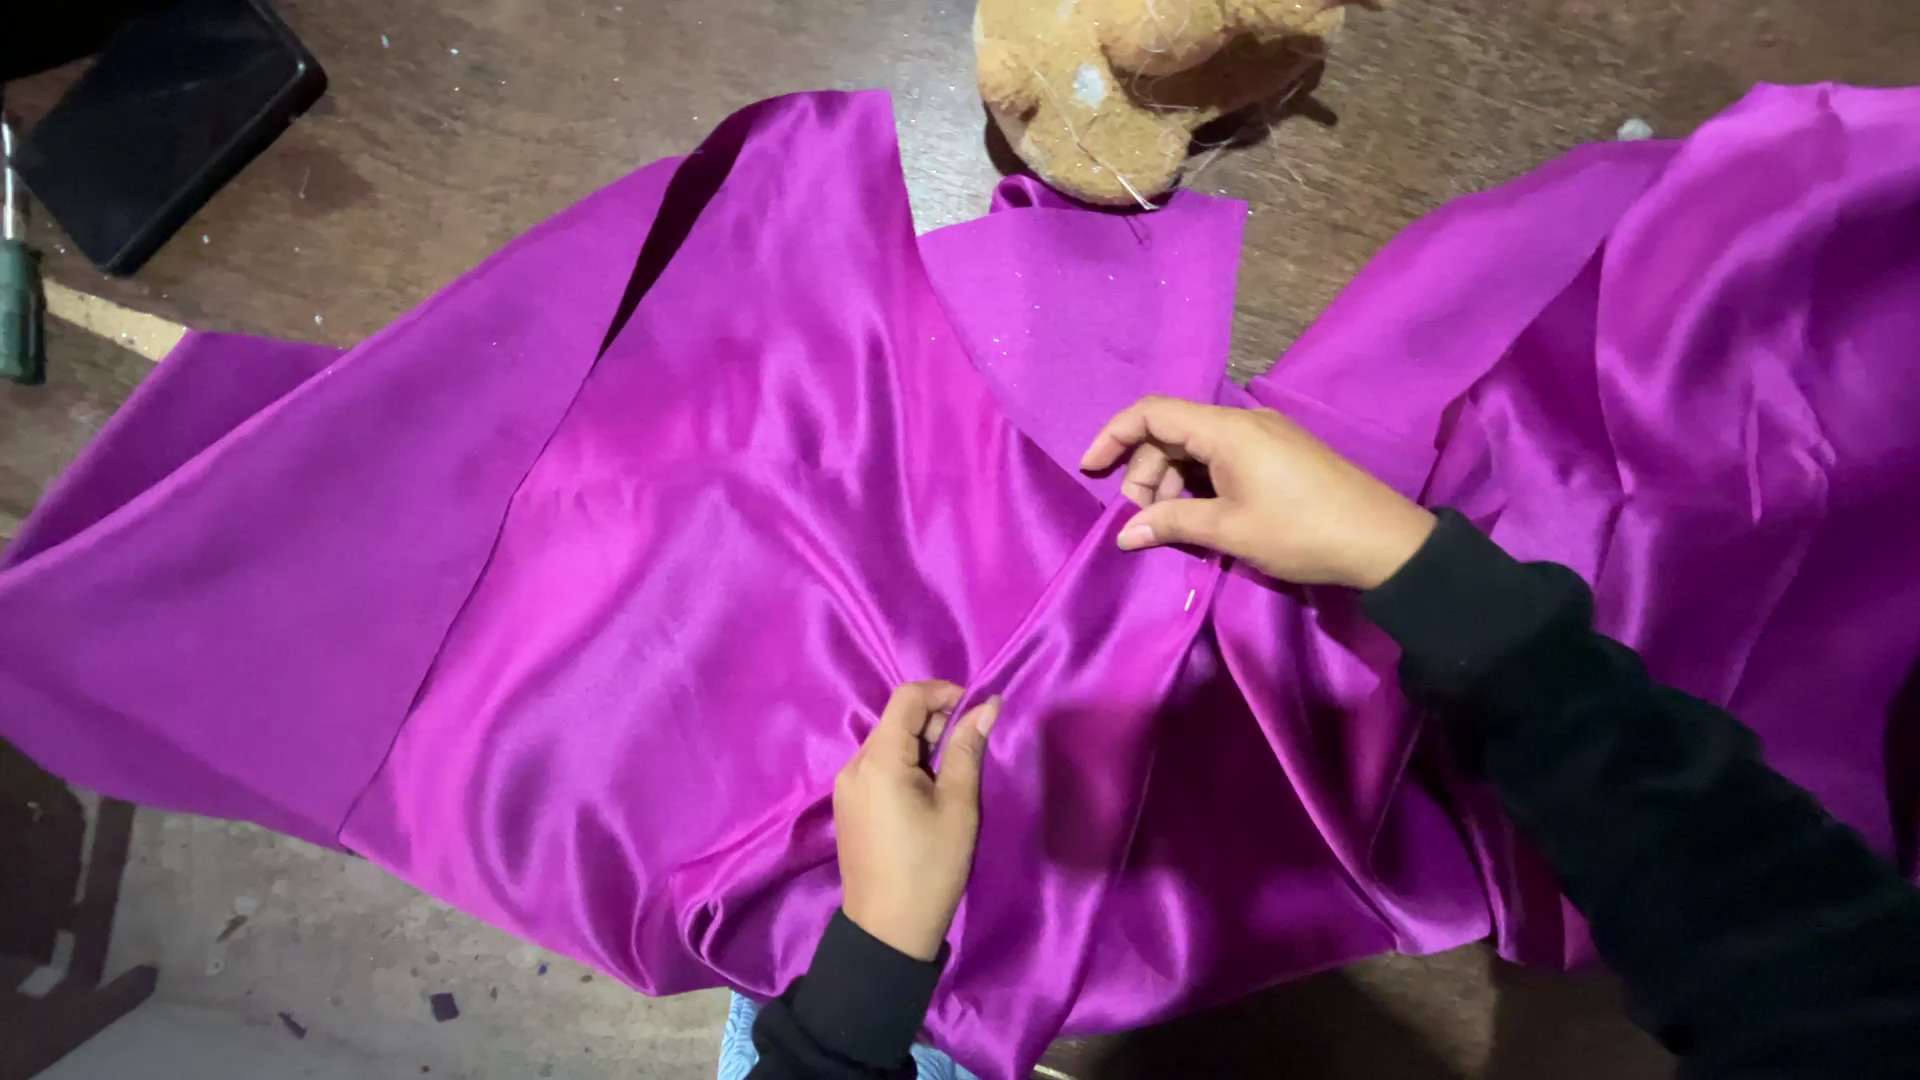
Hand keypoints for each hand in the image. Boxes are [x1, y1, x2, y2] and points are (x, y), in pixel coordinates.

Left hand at [835, 681, 1000, 961]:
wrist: (888, 933)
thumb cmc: (930, 867)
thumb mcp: (958, 804)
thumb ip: (968, 747)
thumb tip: (988, 704)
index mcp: (879, 759)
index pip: (907, 697)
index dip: (943, 692)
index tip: (974, 711)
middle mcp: (855, 763)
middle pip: (897, 718)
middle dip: (936, 721)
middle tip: (967, 752)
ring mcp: (847, 784)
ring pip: (889, 740)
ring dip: (923, 743)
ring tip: (950, 777)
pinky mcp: (849, 803)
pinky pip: (879, 764)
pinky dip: (906, 762)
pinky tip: (926, 792)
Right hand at [1079, 395, 1436, 589]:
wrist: (1383, 542)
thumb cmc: (1299, 530)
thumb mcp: (1227, 530)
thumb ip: (1170, 523)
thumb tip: (1124, 533)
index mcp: (1225, 429)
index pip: (1151, 413)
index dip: (1113, 436)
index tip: (1091, 470)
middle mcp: (1240, 421)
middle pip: (1170, 433)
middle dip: (1144, 473)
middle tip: (1141, 520)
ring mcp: (1261, 436)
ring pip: (1193, 447)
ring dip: (1170, 483)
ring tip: (1171, 524)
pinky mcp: (1275, 453)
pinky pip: (1219, 457)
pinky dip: (1196, 482)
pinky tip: (1197, 514)